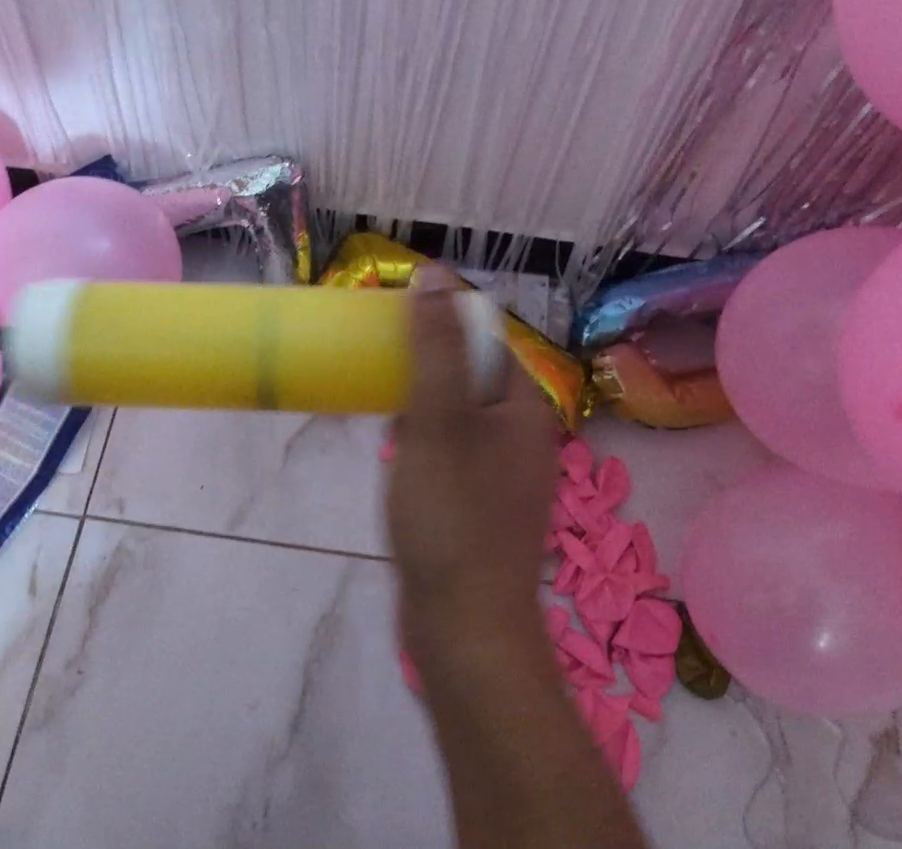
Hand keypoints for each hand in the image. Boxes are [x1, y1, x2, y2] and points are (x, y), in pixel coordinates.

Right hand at [385, 267, 556, 641]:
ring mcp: (505, 475)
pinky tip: (396, 456)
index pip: (484, 337)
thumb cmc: (450, 517)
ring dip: (420, 404)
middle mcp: (524, 436)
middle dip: (423, 365)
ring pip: (458, 416)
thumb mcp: (437, 420)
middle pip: (470, 375)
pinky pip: (452, 454)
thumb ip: (435, 347)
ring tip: (378, 408)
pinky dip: (423, 443)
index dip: (437, 324)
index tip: (388, 329)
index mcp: (525, 407)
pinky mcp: (482, 508)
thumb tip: (434, 275)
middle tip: (376, 370)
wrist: (464, 627)